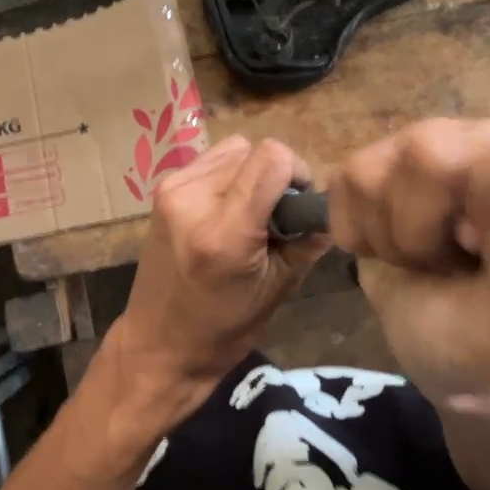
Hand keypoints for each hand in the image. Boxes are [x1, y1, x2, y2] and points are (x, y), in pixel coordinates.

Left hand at [111, 135, 330, 397]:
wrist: (160, 340)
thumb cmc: (223, 327)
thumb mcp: (277, 290)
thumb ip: (305, 243)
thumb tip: (329, 210)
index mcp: (224, 231)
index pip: (271, 159)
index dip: (297, 174)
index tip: (299, 206)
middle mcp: (193, 199)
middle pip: (254, 151)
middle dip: (275, 177)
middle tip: (276, 217)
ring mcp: (173, 188)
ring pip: (234, 149)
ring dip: (251, 172)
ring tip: (251, 212)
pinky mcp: (163, 186)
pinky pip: (211, 159)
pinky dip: (229, 175)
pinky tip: (228, 208)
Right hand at [327, 104, 489, 403]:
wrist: (444, 358)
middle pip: (444, 148)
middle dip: (431, 226)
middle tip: (456, 266)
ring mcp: (445, 144)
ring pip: (400, 157)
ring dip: (399, 232)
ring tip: (427, 260)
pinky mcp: (383, 158)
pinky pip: (353, 177)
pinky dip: (361, 229)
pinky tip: (393, 249)